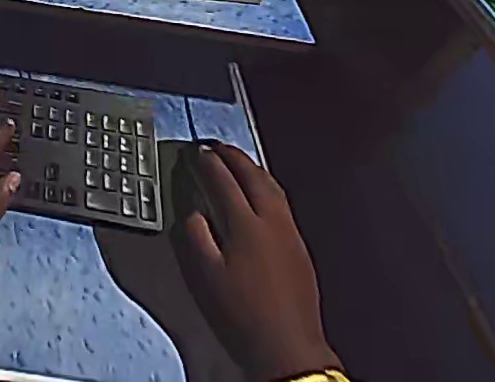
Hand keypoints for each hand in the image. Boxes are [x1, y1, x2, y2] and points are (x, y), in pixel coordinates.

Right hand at [177, 141, 337, 381]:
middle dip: (232, 156)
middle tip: (215, 145)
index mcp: (245, 225)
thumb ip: (197, 235)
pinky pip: (281, 201)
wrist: (289, 349)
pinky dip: (265, 184)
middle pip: (252, 175)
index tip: (195, 151)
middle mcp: (271, 221)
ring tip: (235, 159)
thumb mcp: (206, 274)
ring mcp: (289, 232)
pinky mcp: (299, 245)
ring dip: (251, 167)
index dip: (207, 162)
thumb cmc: (242, 312)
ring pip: (271, 186)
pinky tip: (258, 189)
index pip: (223, 180)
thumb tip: (194, 211)